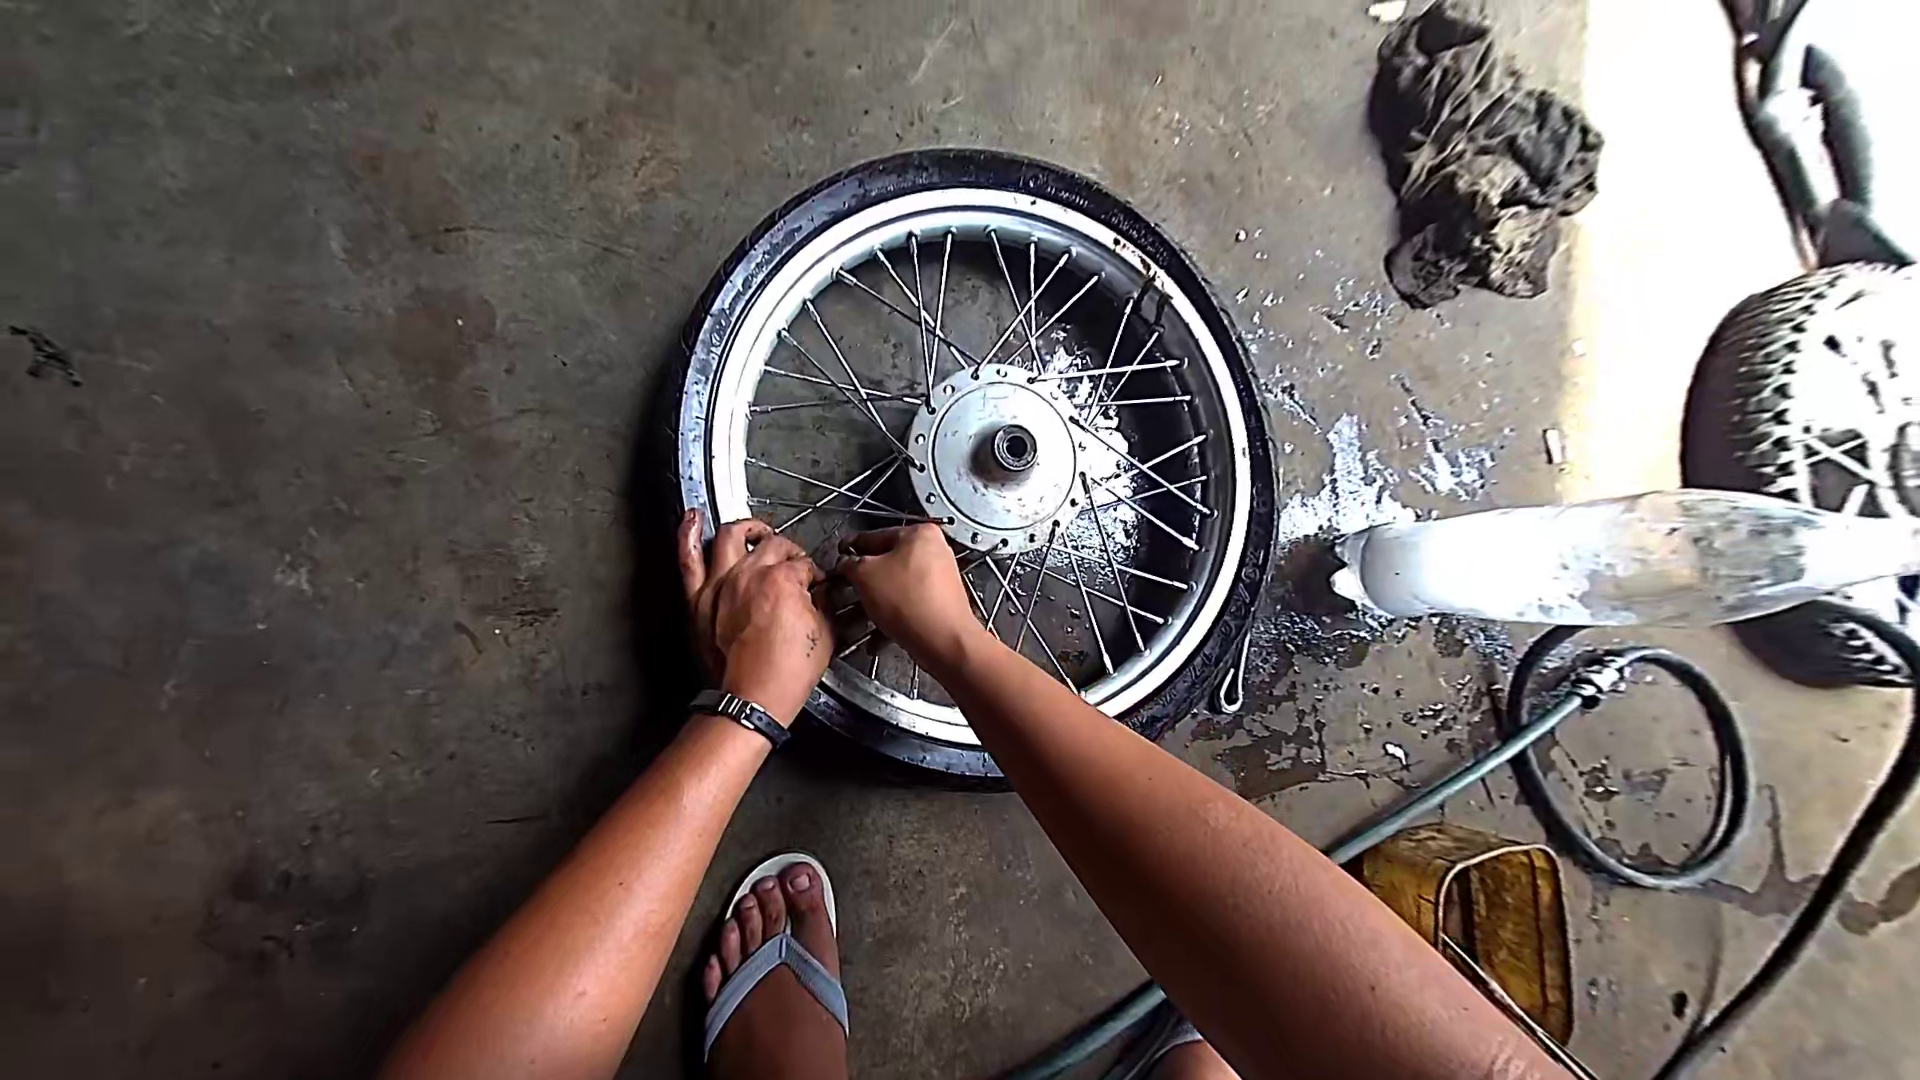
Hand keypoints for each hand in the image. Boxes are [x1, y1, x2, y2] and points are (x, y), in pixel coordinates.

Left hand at [678, 511, 831, 725]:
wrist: (752, 700)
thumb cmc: (785, 672)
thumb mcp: (826, 633)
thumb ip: (825, 604)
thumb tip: (822, 593)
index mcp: (784, 580)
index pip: (805, 565)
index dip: (815, 575)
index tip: (816, 586)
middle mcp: (750, 574)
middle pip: (774, 545)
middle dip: (791, 551)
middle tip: (796, 564)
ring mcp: (721, 583)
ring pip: (732, 536)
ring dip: (748, 528)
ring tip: (757, 530)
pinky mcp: (699, 598)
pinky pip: (688, 558)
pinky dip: (688, 534)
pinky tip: (692, 518)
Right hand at [835, 524, 992, 674]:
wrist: (943, 641)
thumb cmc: (912, 603)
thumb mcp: (865, 576)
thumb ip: (850, 564)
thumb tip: (846, 563)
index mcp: (919, 534)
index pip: (875, 536)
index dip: (852, 547)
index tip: (842, 554)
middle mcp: (934, 552)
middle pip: (888, 561)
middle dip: (865, 579)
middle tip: (848, 586)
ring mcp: (939, 578)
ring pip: (897, 586)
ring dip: (876, 601)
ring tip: (859, 614)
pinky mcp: (940, 603)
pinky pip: (909, 604)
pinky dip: (892, 616)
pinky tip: (876, 635)